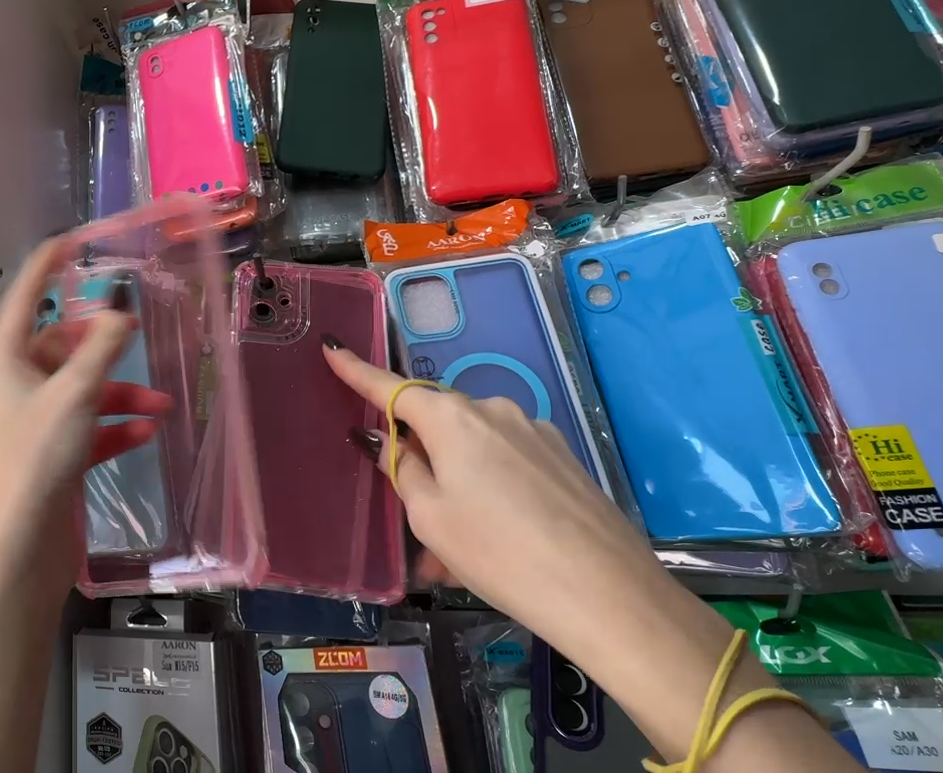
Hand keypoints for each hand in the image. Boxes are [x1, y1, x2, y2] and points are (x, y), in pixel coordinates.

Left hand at [0, 238, 168, 589]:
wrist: (21, 546)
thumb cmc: (38, 456)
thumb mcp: (75, 393)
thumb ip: (101, 348)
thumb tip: (120, 312)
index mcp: (6, 360)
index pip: (24, 297)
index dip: (46, 266)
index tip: (73, 240)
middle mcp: (16, 385)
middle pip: (61, 347)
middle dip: (104, 347)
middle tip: (140, 337)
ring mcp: (34, 421)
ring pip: (82, 390)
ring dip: (121, 394)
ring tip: (162, 407)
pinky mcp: (53, 454)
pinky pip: (89, 427)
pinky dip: (115, 427)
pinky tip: (146, 434)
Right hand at [322, 343, 688, 658]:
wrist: (610, 595)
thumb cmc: (500, 554)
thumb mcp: (430, 516)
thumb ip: (402, 469)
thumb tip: (384, 439)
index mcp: (451, 418)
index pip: (389, 387)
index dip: (356, 370)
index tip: (331, 348)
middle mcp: (491, 411)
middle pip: (435, 423)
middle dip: (419, 461)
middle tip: (412, 517)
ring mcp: (533, 432)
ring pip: (473, 451)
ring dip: (456, 487)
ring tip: (456, 553)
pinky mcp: (563, 458)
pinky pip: (507, 466)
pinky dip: (489, 494)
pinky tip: (498, 543)